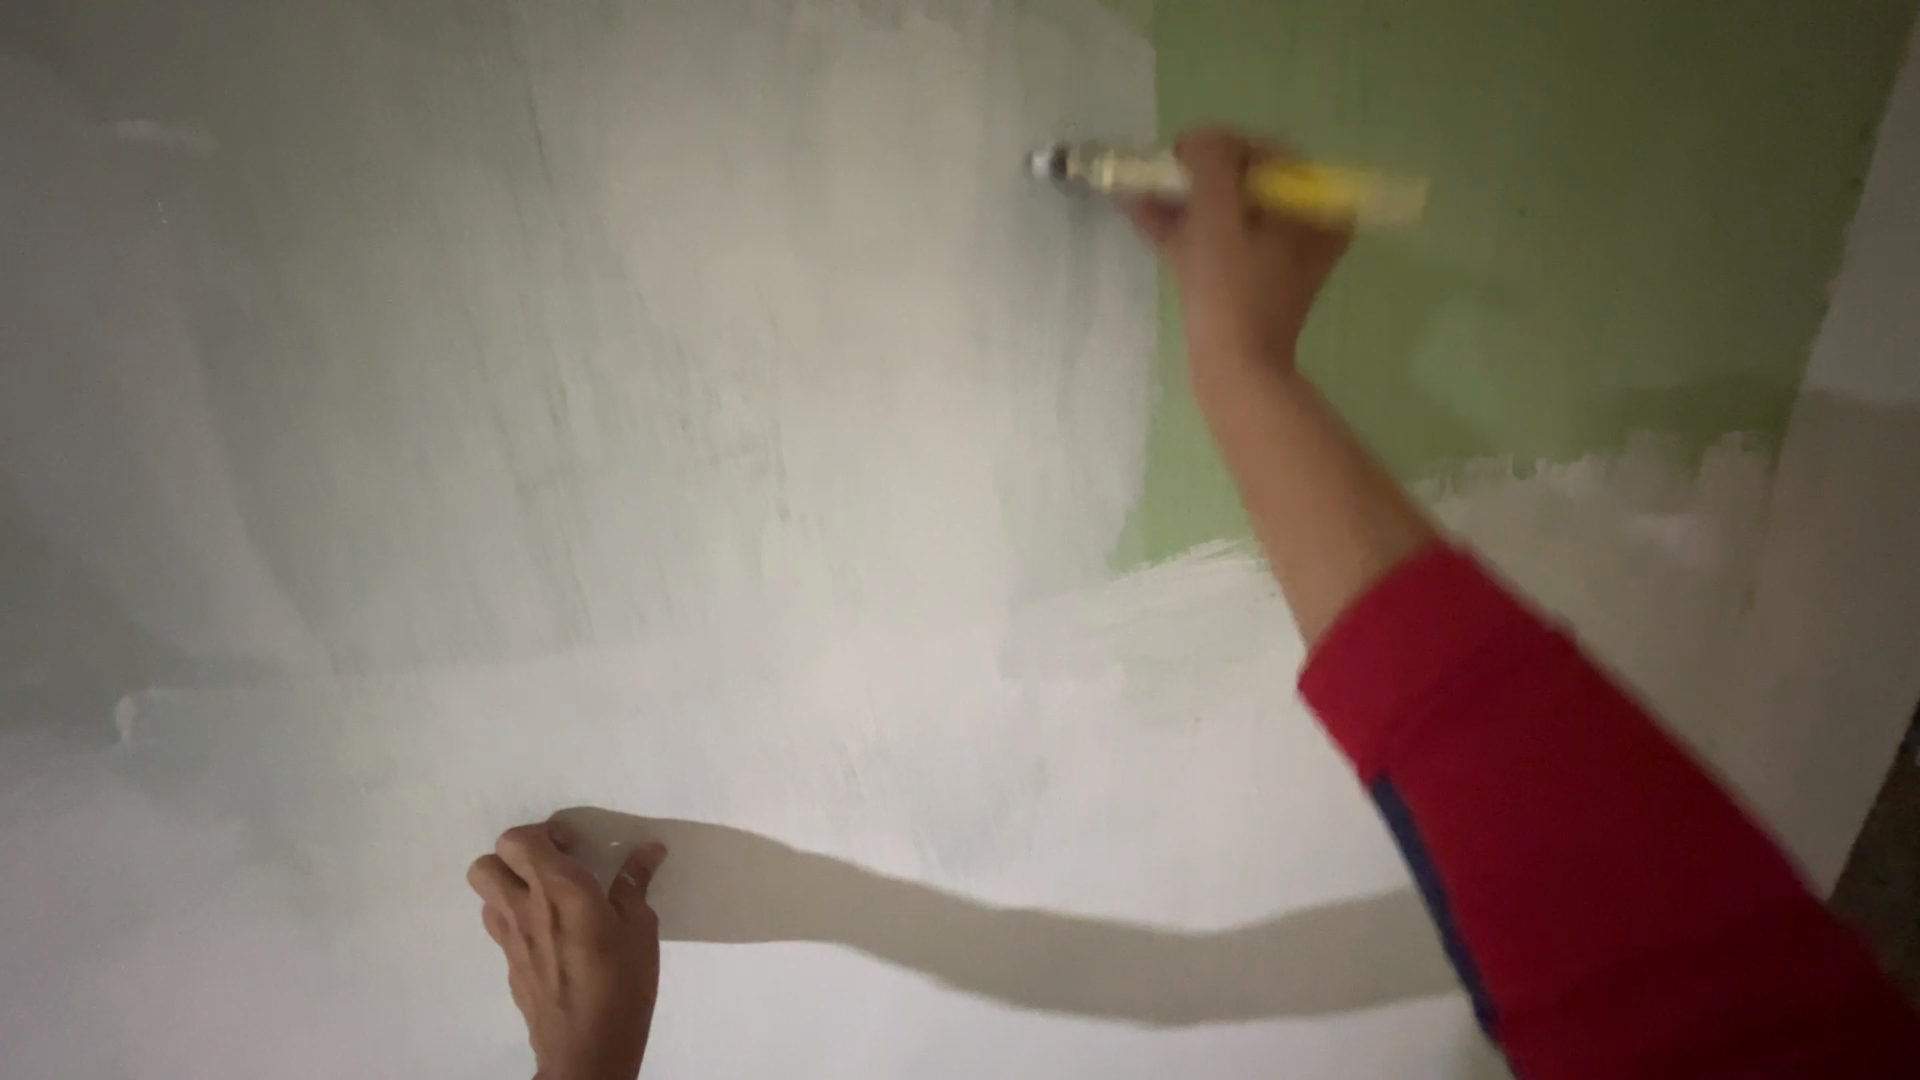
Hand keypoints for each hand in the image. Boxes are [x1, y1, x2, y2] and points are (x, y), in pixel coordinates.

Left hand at [468, 822, 667, 1079]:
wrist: (588, 1048)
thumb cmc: (622, 980)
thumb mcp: (641, 926)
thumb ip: (635, 884)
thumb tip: (648, 850)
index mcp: (560, 890)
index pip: (520, 841)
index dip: (542, 834)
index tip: (574, 844)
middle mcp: (526, 910)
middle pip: (486, 864)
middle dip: (515, 856)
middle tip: (555, 864)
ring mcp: (511, 941)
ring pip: (485, 896)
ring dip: (510, 886)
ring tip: (551, 895)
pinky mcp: (509, 967)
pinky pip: (500, 927)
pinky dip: (518, 917)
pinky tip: (553, 932)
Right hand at [1127, 128, 1350, 382]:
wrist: (1233, 369)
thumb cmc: (1230, 292)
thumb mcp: (1219, 217)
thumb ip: (1210, 163)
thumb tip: (1198, 141)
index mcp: (1316, 206)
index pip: (1265, 154)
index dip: (1217, 148)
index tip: (1176, 155)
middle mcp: (1306, 227)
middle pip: (1243, 185)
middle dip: (1194, 180)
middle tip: (1157, 176)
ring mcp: (1278, 258)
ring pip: (1225, 215)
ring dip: (1183, 204)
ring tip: (1141, 195)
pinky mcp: (1252, 283)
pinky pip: (1219, 244)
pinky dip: (1186, 232)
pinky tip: (1147, 219)